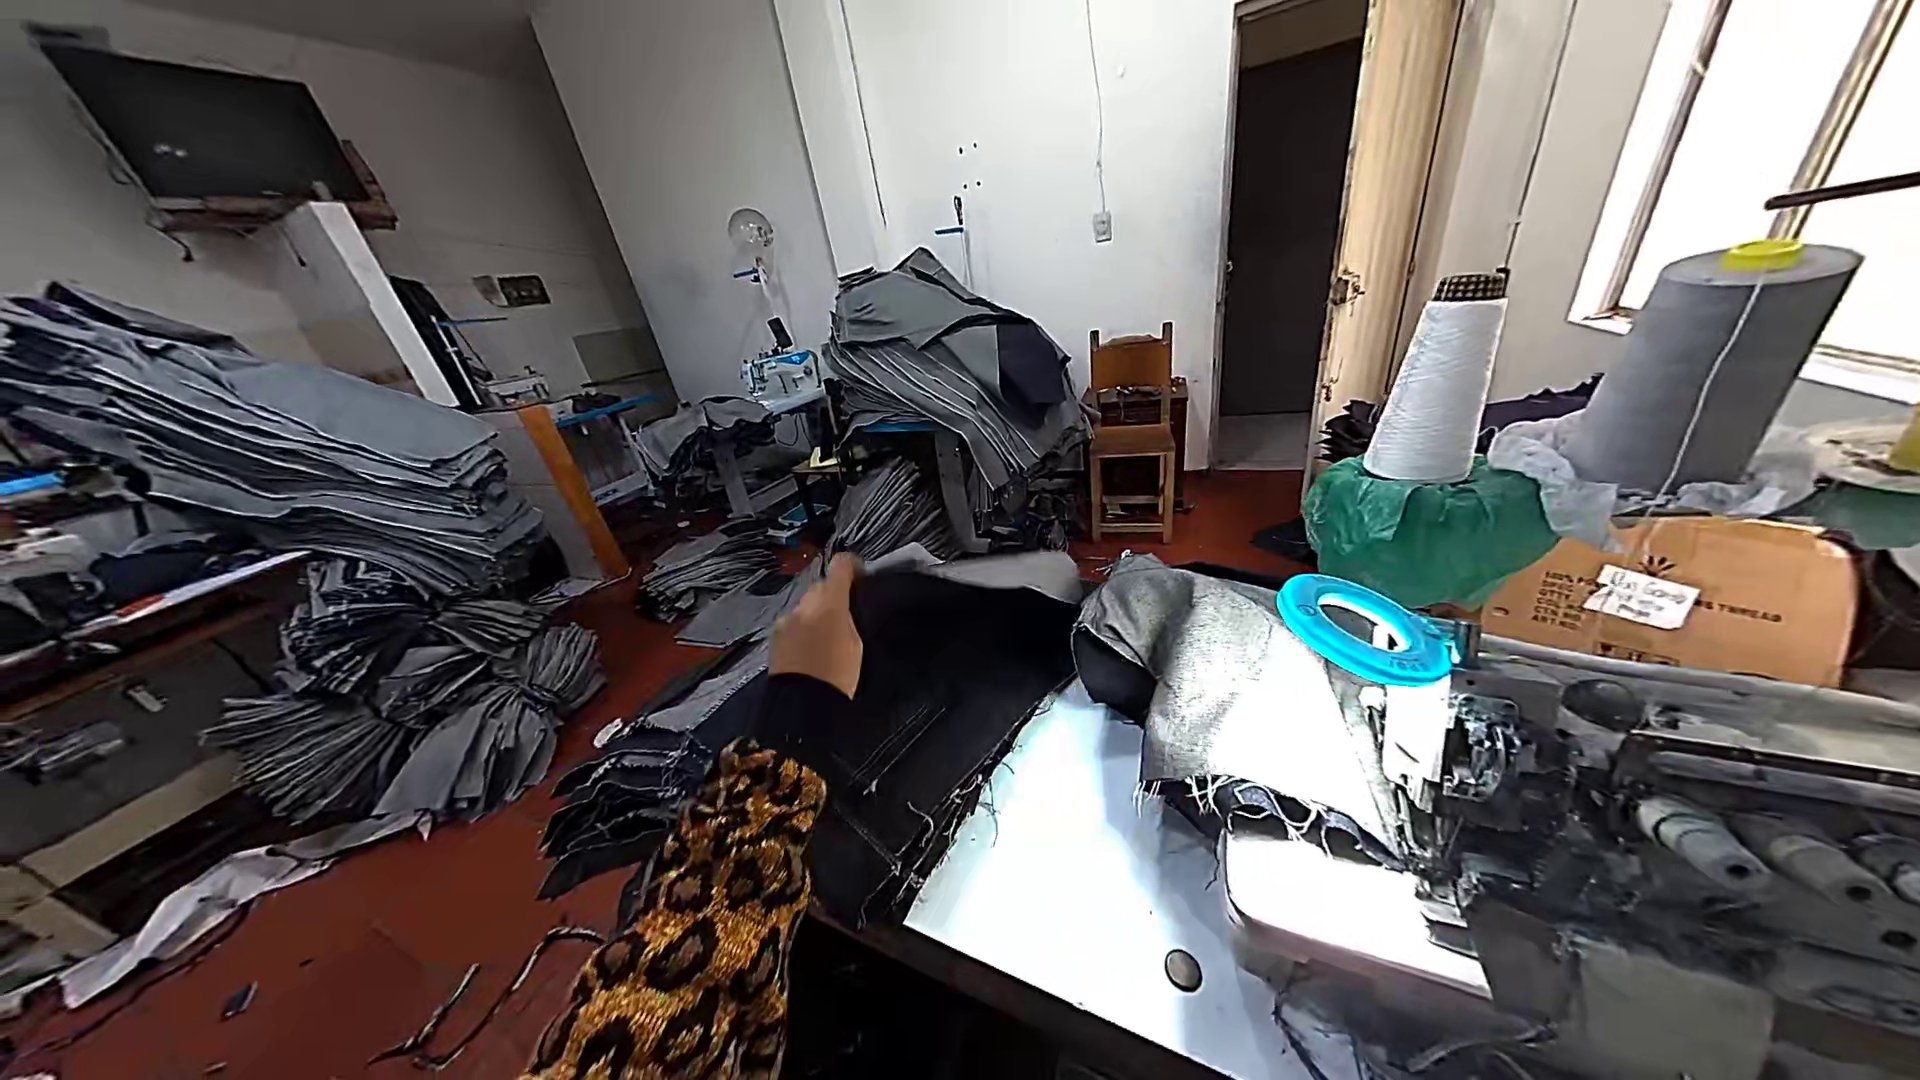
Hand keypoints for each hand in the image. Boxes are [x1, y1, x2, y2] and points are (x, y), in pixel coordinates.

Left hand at [771, 554, 863, 698]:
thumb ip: (848, 617)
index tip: (859, 574)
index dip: (851, 566)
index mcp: (830, 603)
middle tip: (843, 613)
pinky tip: (809, 646)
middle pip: (820, 586)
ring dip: (815, 612)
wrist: (802, 705)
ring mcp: (786, 619)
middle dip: (831, 594)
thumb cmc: (838, 675)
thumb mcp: (855, 643)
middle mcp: (804, 605)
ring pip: (805, 604)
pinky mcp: (775, 636)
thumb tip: (843, 608)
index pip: (840, 566)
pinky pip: (793, 622)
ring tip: (825, 635)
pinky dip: (802, 627)